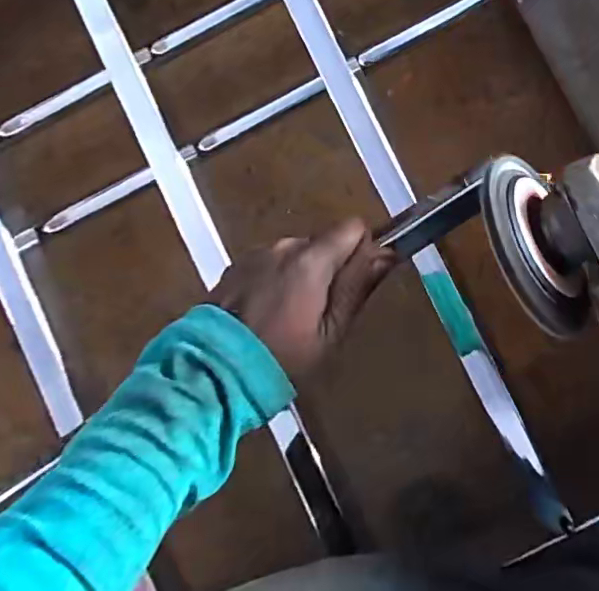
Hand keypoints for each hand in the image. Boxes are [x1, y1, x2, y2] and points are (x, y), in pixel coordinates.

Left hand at [211, 219, 397, 379]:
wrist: (212, 372)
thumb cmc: (280, 359)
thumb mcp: (330, 333)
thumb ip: (357, 288)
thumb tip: (386, 255)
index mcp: (312, 259)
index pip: (353, 227)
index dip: (361, 251)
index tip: (354, 283)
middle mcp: (284, 245)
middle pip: (323, 242)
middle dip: (328, 269)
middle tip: (319, 314)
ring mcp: (257, 253)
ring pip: (295, 254)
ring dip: (299, 276)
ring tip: (287, 319)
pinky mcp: (236, 266)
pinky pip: (269, 264)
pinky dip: (274, 281)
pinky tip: (264, 314)